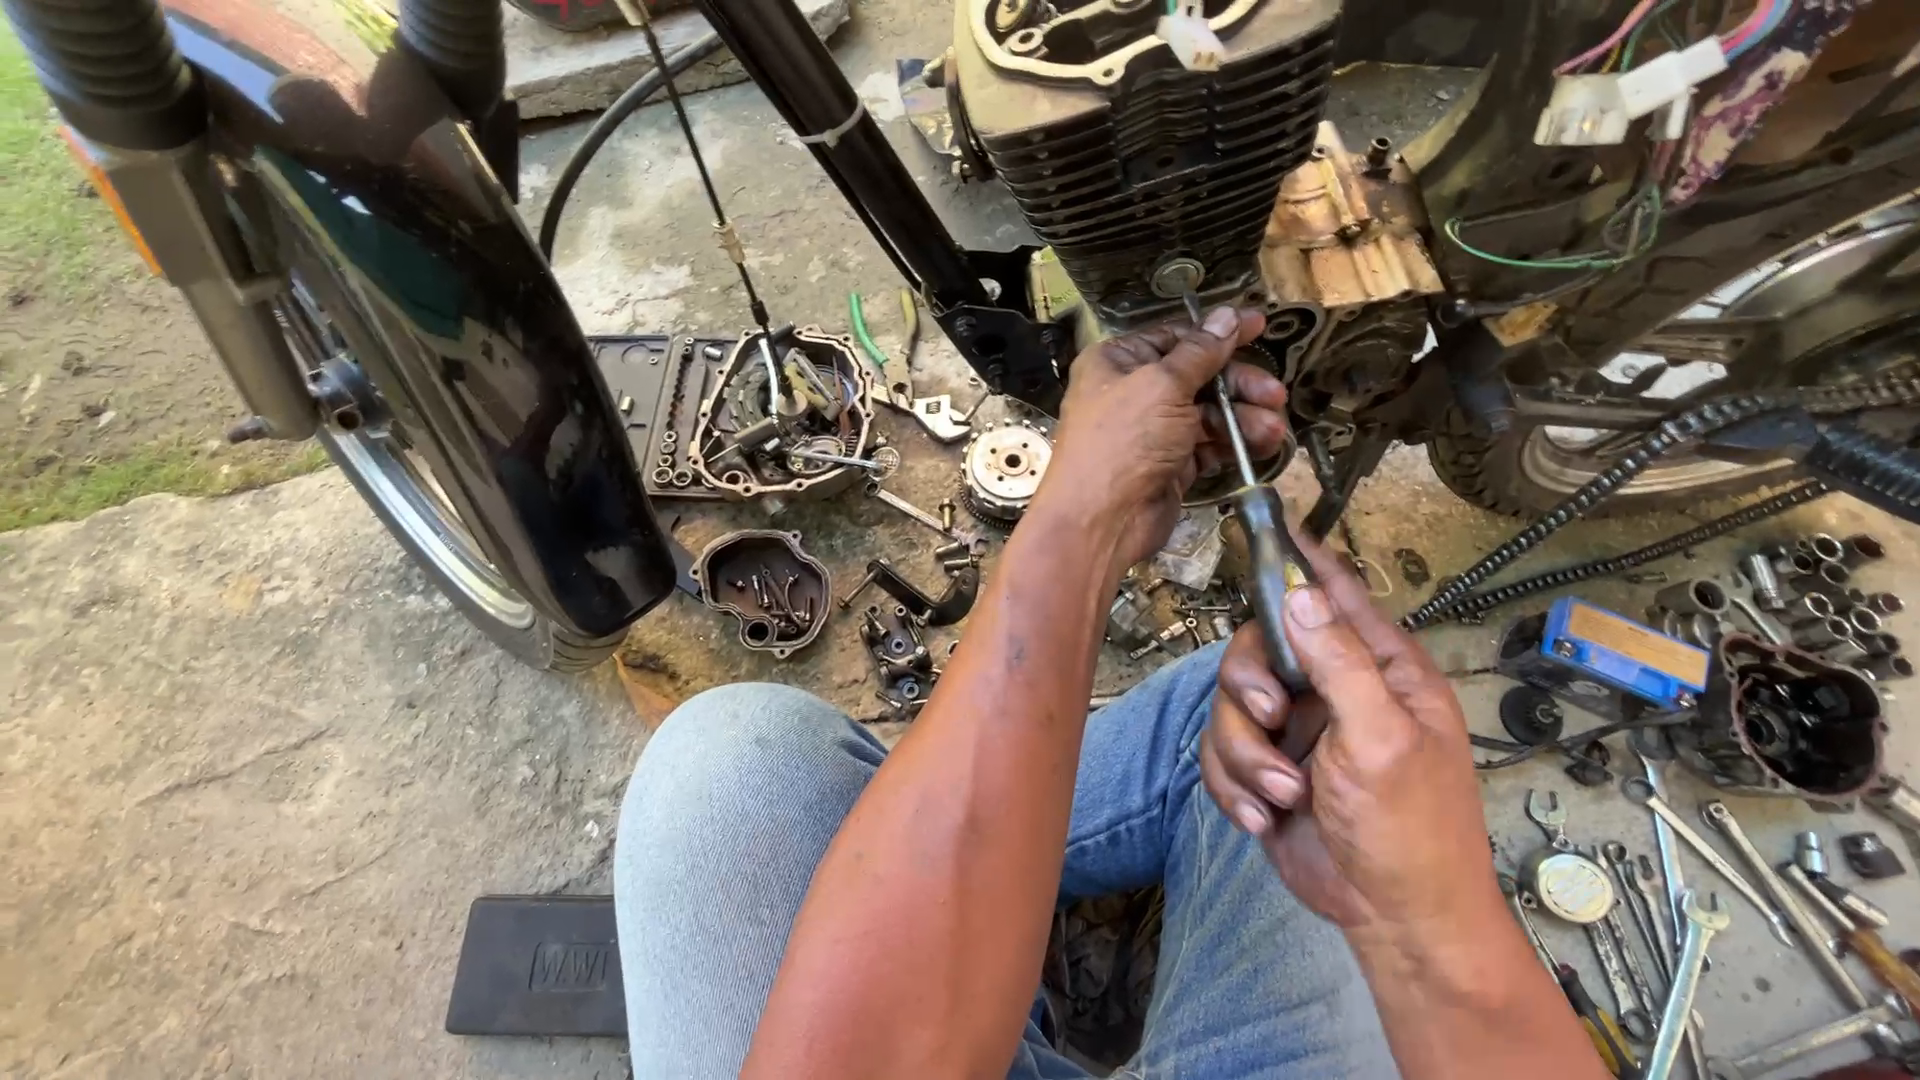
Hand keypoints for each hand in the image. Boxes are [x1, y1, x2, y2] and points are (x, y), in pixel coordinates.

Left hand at [1035, 306, 1284, 571]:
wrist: (1102, 519)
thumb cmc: (1123, 441)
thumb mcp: (1162, 385)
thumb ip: (1200, 352)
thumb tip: (1226, 316)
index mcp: (1117, 362)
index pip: (1174, 338)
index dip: (1217, 335)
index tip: (1259, 326)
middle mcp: (1133, 393)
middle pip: (1197, 376)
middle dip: (1237, 384)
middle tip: (1273, 393)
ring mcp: (1152, 431)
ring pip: (1207, 413)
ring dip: (1242, 417)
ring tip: (1272, 428)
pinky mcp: (1170, 464)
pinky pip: (1208, 444)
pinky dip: (1234, 443)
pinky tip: (1263, 444)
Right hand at [1197, 538, 1503, 944]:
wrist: (1390, 916)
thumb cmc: (1410, 827)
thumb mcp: (1381, 738)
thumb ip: (1339, 663)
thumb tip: (1299, 597)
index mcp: (1377, 670)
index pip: (1334, 595)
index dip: (1301, 560)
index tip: (1269, 523)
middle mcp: (1330, 689)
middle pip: (1256, 649)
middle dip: (1249, 690)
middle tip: (1268, 718)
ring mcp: (1294, 730)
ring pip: (1227, 707)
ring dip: (1245, 756)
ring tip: (1282, 795)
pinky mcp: (1263, 767)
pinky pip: (1217, 754)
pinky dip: (1233, 787)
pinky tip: (1266, 816)